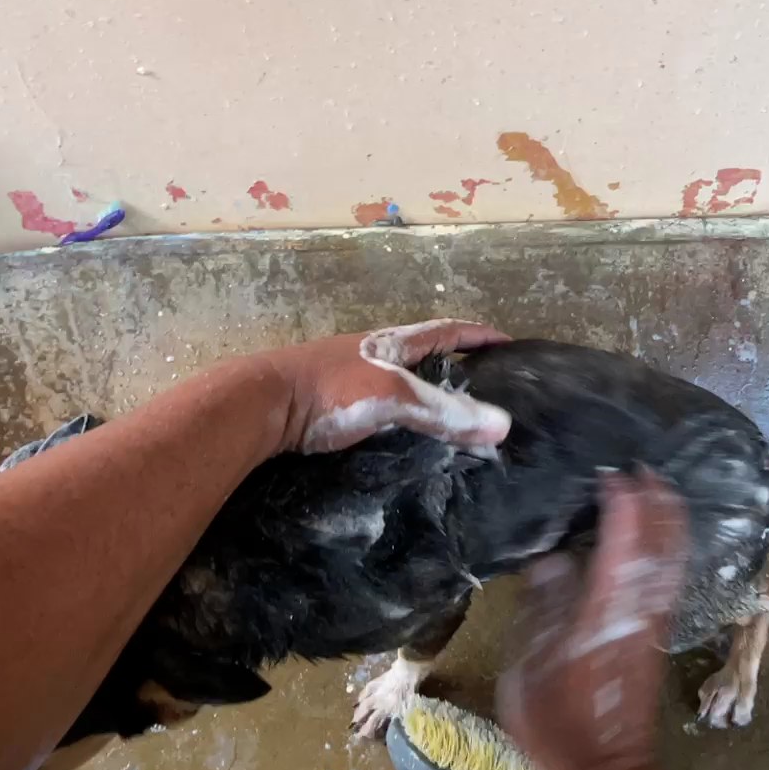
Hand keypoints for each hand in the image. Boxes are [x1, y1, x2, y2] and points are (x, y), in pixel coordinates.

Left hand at [258, 319, 513, 453]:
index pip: (446, 330)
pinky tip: (409, 439)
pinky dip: (405, 419)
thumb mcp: (391, 395)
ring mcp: (352, 380)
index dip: (478, 335)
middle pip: (426, 355)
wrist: (260, 405)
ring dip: (430, 395)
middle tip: (488, 388)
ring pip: (403, 384)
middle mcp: (375, 356)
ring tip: (456, 419)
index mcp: (392, 343)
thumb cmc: (328, 390)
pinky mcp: (335, 407)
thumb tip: (502, 426)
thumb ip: (441, 411)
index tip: (509, 343)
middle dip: (458, 365)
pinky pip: (384, 409)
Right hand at [498, 468, 688, 769]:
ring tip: (658, 490)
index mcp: (603, 613)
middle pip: (661, 547)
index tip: (612, 474)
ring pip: (673, 562)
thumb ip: (539, 609)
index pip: (623, 544)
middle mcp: (638, 612)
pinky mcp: (658, 637)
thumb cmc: (557, 723)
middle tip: (646, 468)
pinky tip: (661, 538)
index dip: (623, 505)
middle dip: (658, 504)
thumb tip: (551, 560)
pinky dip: (670, 549)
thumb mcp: (527, 668)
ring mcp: (654, 625)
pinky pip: (670, 579)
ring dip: (669, 523)